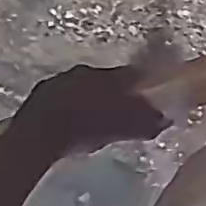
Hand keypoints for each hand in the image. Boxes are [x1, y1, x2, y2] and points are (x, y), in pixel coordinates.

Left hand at [5, 65, 170, 158]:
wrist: (38, 134)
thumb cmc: (88, 127)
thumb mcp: (123, 128)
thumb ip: (147, 123)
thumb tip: (166, 120)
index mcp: (108, 76)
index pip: (134, 74)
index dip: (144, 84)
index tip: (150, 94)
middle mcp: (85, 71)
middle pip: (108, 80)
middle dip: (117, 92)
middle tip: (124, 109)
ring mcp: (60, 80)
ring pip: (84, 86)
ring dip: (93, 98)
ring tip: (98, 117)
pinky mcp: (41, 94)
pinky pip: (64, 96)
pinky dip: (73, 106)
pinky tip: (75, 122)